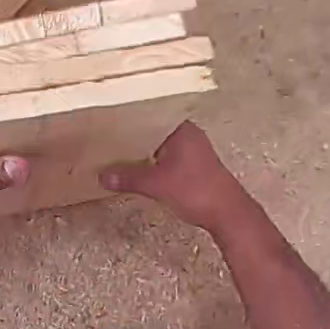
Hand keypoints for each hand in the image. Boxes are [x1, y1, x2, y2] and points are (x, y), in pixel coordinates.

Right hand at [102, 122, 250, 232]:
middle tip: (106, 137)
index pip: (151, 114)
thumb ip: (128, 178)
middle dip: (133, 136)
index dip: (130, 117)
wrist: (227, 214)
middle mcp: (189, 134)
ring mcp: (193, 150)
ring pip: (161, 145)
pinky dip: (153, 161)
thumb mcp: (156, 184)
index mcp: (181, 129)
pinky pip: (167, 157)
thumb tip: (101, 176)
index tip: (108, 120)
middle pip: (155, 130)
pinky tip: (137, 168)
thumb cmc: (195, 191)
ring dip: (143, 151)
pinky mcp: (195, 166)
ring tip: (116, 153)